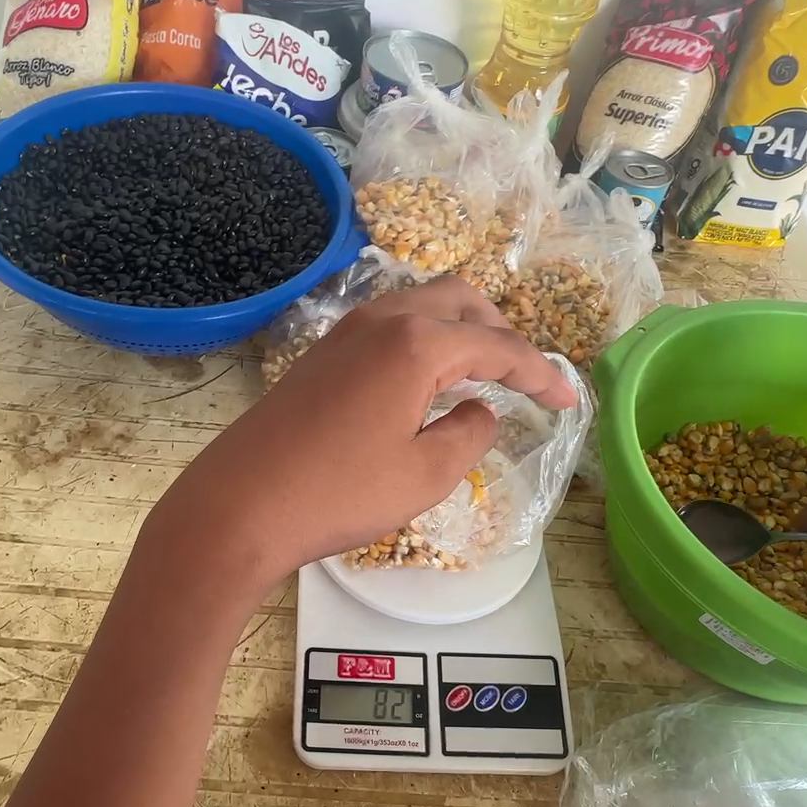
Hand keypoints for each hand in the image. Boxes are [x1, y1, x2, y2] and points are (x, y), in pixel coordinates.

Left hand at [151, 277, 576, 585]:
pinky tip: (422, 383)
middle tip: (521, 375)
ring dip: (458, 331)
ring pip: (419, 308)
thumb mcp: (425, 475)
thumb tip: (481, 410)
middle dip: (500, 332)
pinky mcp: (318, 355)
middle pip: (459, 301)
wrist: (239, 505)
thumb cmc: (339, 494)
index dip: (542, 374)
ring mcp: (343, 333)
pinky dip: (420, 343)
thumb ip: (470, 435)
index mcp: (418, 343)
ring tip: (477, 374)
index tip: (568, 399)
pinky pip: (387, 329)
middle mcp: (381, 319)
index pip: (500, 347)